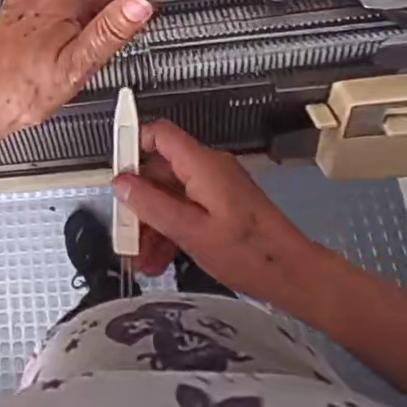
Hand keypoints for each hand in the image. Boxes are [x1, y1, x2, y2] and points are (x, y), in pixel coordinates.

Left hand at [0, 0, 154, 146]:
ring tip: (74, 56)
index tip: (124, 34)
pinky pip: (46, 11)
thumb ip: (111, 30)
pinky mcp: (11, 16)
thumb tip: (139, 4)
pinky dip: (57, 26)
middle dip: (100, 16)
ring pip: (66, 0)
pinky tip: (52, 54)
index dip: (122, 13)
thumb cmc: (20, 91)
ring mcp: (20, 3)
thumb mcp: (78, 64)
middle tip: (99, 50)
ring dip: (79, 21)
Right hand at [115, 121, 338, 306]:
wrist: (292, 273)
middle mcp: (208, 168)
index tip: (115, 172)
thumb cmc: (247, 252)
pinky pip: (185, 207)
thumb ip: (151, 205)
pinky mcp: (221, 205)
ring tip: (141, 259)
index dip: (133, 145)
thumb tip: (121, 184)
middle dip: (138, 202)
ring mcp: (215, 187)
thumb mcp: (190, 231)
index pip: (159, 134)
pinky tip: (160, 260)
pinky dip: (170, 229)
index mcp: (202, 164)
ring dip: (152, 224)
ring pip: (170, 194)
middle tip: (126, 234)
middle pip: (160, 170)